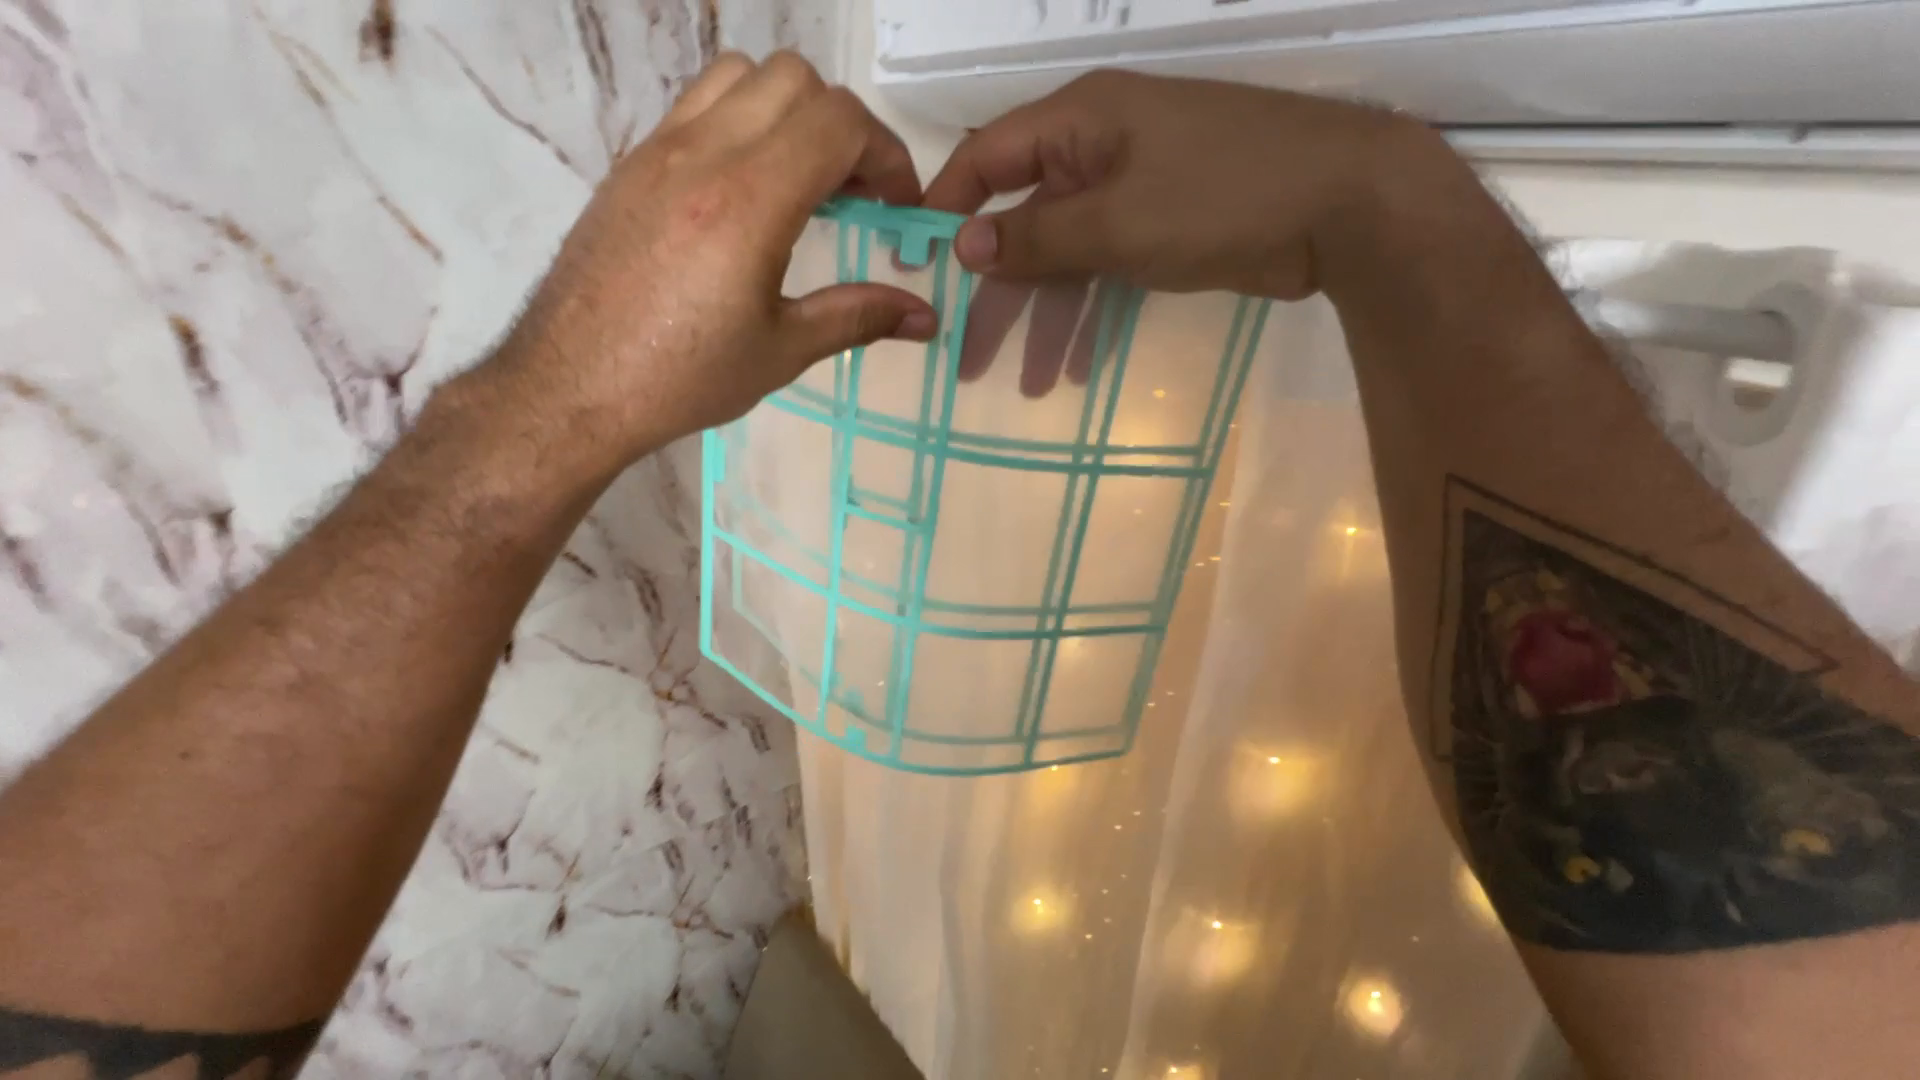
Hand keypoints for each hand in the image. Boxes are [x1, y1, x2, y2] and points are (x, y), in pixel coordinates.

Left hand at [489, 52, 937, 472]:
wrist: (572, 386)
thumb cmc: (683, 377)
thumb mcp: (782, 351)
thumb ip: (857, 318)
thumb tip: (924, 318)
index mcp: (750, 201)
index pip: (838, 122)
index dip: (886, 155)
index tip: (896, 207)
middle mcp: (704, 154)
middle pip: (797, 81)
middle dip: (844, 128)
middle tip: (855, 193)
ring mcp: (661, 150)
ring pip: (743, 76)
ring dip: (789, 111)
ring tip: (801, 179)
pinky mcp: (633, 163)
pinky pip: (699, 104)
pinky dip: (741, 122)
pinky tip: (746, 190)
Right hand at [922, 71, 1459, 393]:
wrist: (1348, 205)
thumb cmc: (1220, 195)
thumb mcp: (1115, 220)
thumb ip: (1036, 236)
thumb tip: (965, 245)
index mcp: (1079, 122)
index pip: (987, 158)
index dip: (946, 208)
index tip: (916, 265)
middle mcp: (1098, 151)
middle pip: (1025, 223)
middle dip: (997, 295)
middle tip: (967, 358)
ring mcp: (1134, 191)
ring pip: (1067, 258)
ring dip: (1045, 321)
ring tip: (1024, 385)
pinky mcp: (1165, 229)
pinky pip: (1106, 273)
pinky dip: (1088, 318)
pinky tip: (1071, 369)